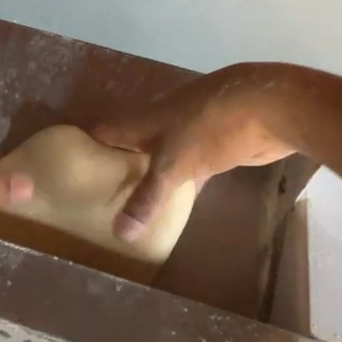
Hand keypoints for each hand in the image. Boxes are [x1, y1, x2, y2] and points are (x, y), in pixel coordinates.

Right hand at [92, 63, 297, 242]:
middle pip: (130, 144)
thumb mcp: (172, 166)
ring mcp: (189, 132)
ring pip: (160, 156)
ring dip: (150, 175)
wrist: (270, 107)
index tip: (70, 172)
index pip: (103, 133)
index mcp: (141, 120)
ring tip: (132, 204)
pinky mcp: (215, 145)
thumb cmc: (209, 127)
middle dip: (117, 167)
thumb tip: (119, 233)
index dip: (86, 148)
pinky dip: (181, 183)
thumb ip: (146, 199)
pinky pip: (188, 167)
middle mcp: (159, 123)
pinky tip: (177, 201)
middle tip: (100, 197)